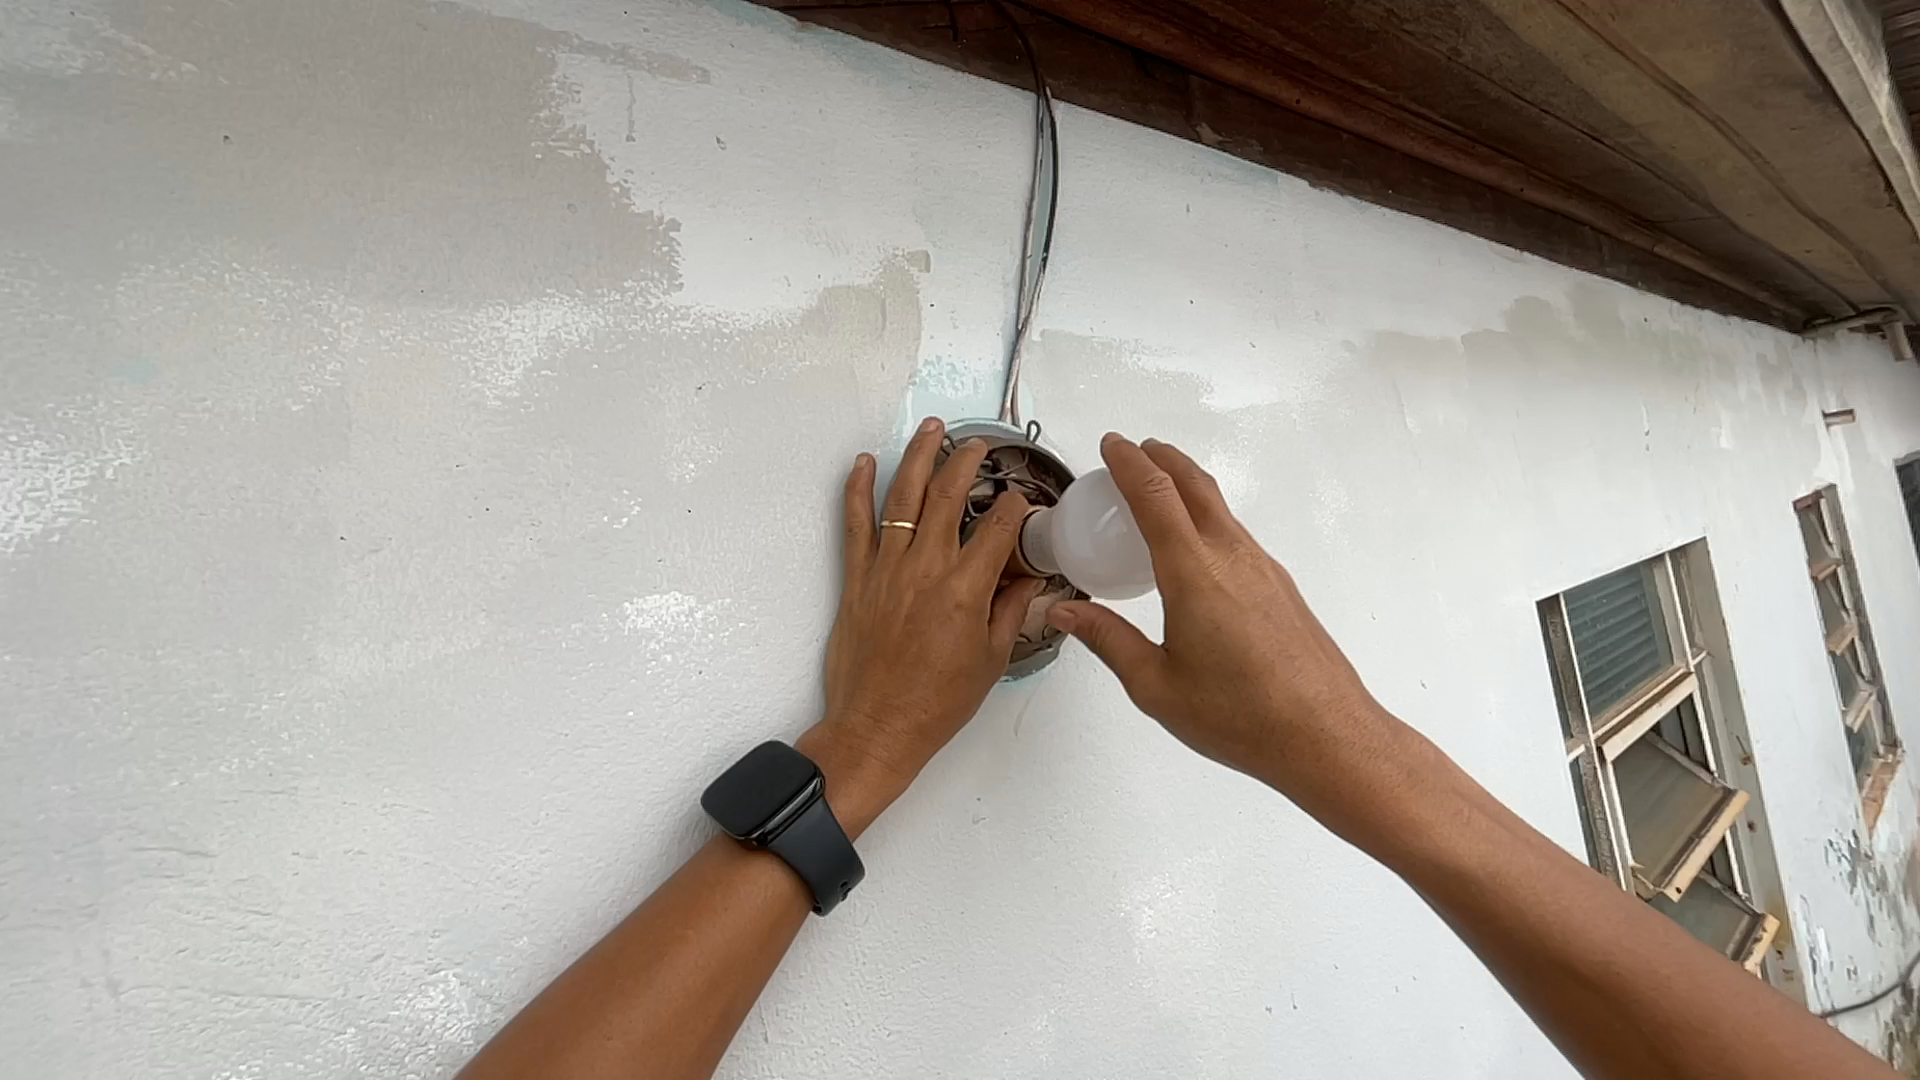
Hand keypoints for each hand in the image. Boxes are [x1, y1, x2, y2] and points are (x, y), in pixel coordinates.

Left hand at [799, 418, 1043, 834]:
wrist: (877, 727)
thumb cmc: (937, 703)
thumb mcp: (990, 660)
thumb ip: (1010, 611)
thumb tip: (1028, 580)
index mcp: (965, 589)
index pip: (998, 528)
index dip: (1015, 507)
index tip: (1022, 499)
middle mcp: (926, 568)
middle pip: (948, 496)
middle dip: (967, 462)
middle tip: (979, 445)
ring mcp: (887, 568)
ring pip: (903, 498)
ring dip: (918, 457)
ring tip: (931, 430)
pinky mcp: (857, 578)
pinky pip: (855, 524)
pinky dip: (858, 490)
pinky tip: (864, 463)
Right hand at [1045, 434, 1390, 830]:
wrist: (1327, 737)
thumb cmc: (1238, 715)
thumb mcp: (1155, 684)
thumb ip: (1107, 639)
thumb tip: (1062, 611)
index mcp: (1193, 573)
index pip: (1155, 497)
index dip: (1129, 463)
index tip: (1110, 445)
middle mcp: (1231, 557)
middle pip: (1194, 484)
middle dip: (1161, 457)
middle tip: (1133, 451)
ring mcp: (1262, 567)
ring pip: (1219, 506)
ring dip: (1185, 484)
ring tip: (1157, 491)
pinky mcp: (1279, 585)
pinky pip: (1234, 532)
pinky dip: (1204, 516)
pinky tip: (1193, 549)